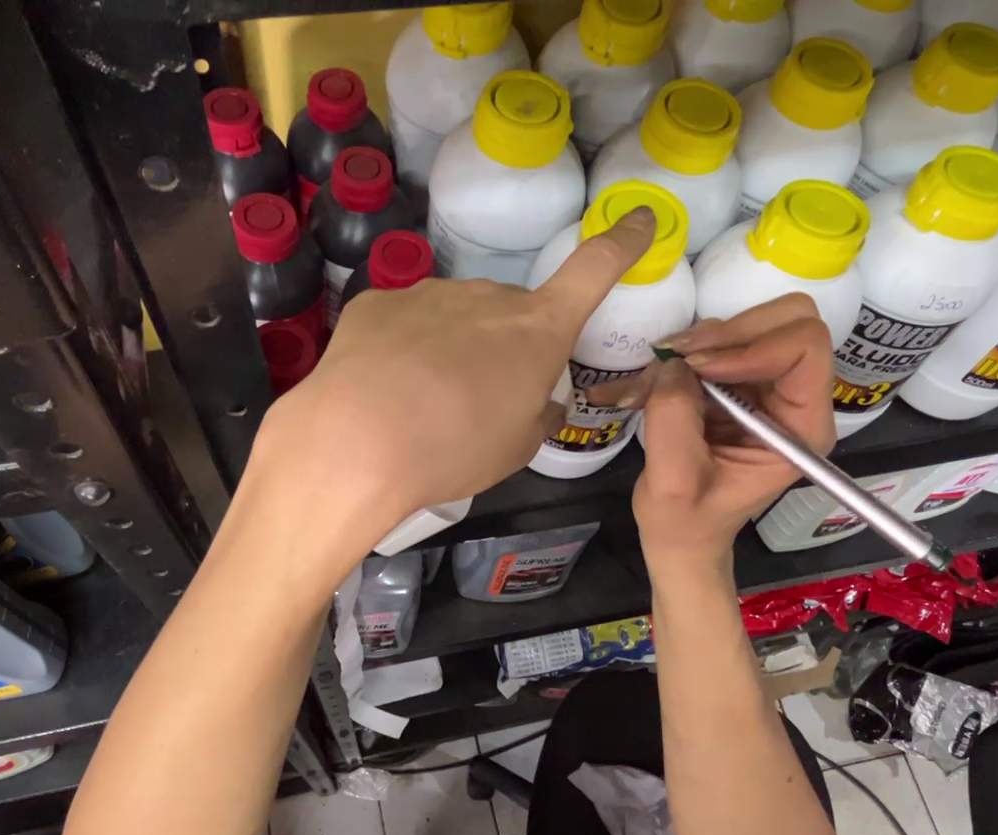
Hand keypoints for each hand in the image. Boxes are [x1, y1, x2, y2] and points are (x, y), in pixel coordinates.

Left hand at [247, 209, 657, 541]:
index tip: (640, 221)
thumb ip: (537, 416)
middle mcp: (486, 296)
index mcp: (536, 330)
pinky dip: (403, 347)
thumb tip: (541, 402)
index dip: (622, 245)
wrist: (357, 444)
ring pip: (454, 316)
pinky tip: (383, 386)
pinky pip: (405, 322)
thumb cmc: (454, 449)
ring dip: (451, 347)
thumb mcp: (515, 449)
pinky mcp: (377, 302)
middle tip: (478, 400)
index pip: (593, 272)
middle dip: (504, 345)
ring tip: (423, 402)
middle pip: (509, 312)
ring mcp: (428, 293)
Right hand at [634, 294, 836, 572]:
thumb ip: (673, 416)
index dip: (750, 346)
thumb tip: (672, 364)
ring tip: (643, 388)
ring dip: (688, 350)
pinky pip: (710, 345)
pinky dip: (670, 361)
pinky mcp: (733, 382)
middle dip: (723, 334)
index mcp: (801, 427)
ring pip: (742, 326)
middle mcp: (793, 399)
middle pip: (783, 319)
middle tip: (673, 361)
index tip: (697, 369)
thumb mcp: (672, 479)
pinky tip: (633, 390)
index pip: (804, 347)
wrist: (678, 535)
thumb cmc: (684, 521)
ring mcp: (763, 386)